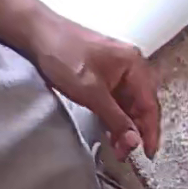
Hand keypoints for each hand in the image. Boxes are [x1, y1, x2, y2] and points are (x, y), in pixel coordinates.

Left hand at [28, 17, 160, 159]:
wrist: (37, 33)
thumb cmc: (65, 56)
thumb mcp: (93, 93)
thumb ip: (116, 120)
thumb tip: (135, 143)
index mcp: (135, 65)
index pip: (150, 105)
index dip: (151, 132)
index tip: (148, 155)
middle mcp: (132, 67)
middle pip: (142, 107)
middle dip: (136, 133)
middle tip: (126, 155)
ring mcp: (118, 72)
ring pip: (130, 107)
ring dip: (125, 128)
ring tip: (117, 148)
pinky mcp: (105, 77)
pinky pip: (117, 102)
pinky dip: (115, 119)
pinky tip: (110, 134)